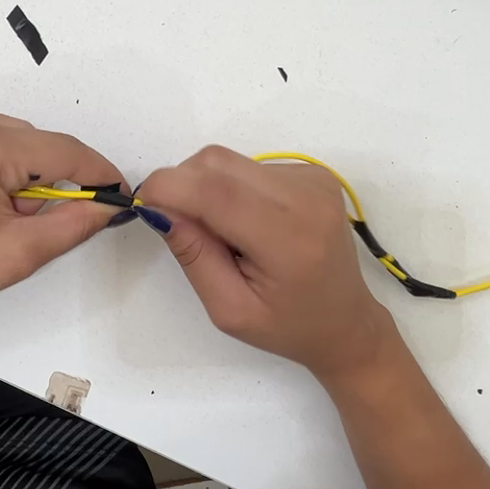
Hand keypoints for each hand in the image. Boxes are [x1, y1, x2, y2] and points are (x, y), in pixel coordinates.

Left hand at [0, 105, 125, 346]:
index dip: (97, 173)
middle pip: (33, 143)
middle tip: (26, 228)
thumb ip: (74, 223)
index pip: (63, 150)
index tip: (119, 192)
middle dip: (45, 183)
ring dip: (16, 174)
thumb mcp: (17, 254)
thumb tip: (107, 204)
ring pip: (6, 140)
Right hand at [138, 146, 398, 384]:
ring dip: (206, 187)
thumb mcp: (229, 309)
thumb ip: (193, 255)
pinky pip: (247, 165)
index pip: (215, 193)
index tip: (143, 205)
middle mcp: (307, 199)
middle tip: (182, 228)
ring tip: (223, 231)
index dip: (168, 188)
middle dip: (182, 186)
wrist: (346, 322)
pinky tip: (245, 221)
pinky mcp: (313, 173)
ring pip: (228, 161)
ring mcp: (313, 180)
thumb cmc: (286, 327)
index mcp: (289, 241)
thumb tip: (157, 207)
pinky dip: (230, 187)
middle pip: (216, 164)